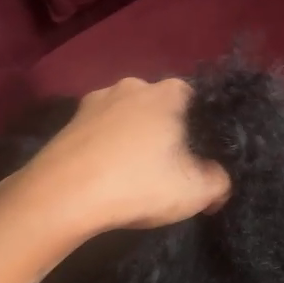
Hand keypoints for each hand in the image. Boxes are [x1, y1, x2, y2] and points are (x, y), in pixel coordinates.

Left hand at [20, 77, 230, 231]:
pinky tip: (110, 174)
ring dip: (137, 140)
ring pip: (129, 118)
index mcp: (168, 92)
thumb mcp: (197, 191)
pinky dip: (110, 148)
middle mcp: (132, 85)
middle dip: (170, 133)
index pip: (199, 101)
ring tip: (138, 174)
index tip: (205, 158)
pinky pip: (102, 131)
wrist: (62, 196)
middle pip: (162, 108)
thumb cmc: (138, 184)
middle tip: (174, 169)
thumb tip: (220, 182)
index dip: (206, 130)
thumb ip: (221, 182)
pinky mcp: (70, 121)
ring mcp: (95, 100)